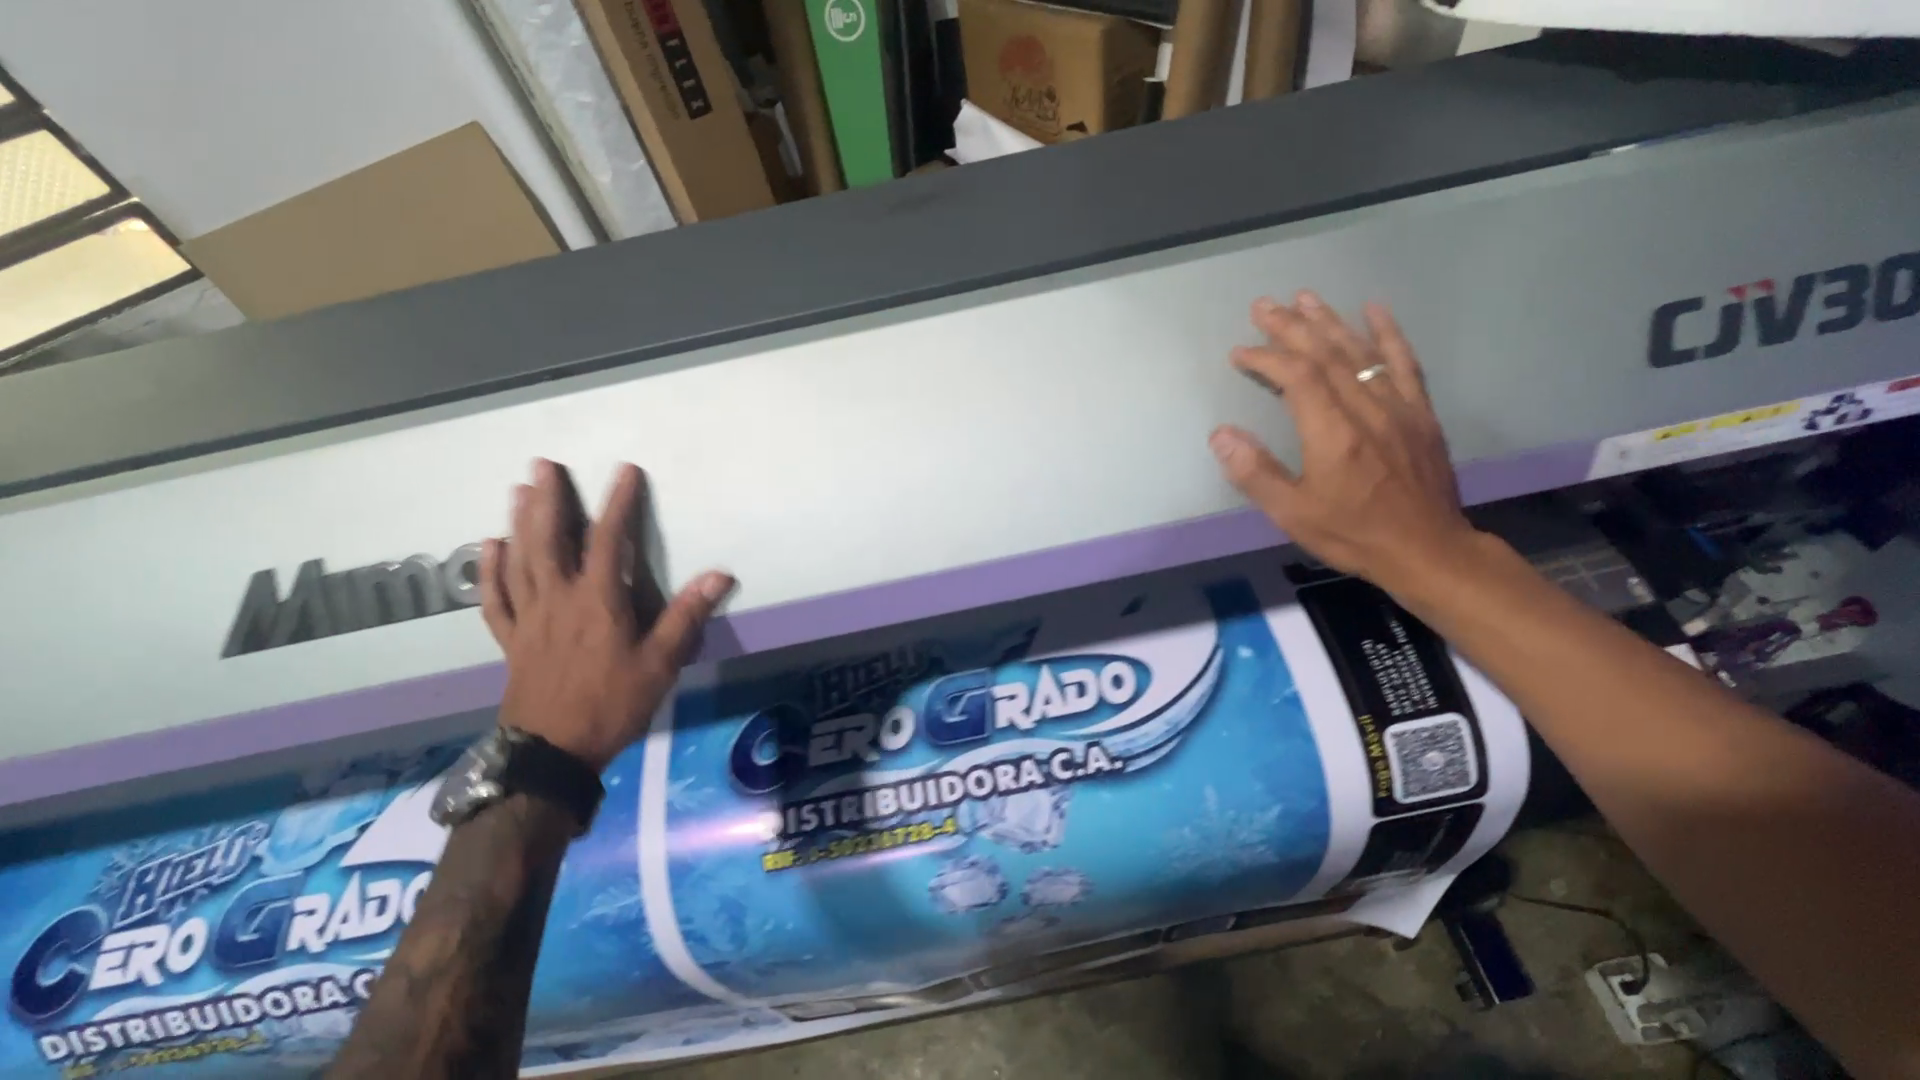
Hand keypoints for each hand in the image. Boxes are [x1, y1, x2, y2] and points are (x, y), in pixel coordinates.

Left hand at [480, 459, 733, 771]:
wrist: (551, 752)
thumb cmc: (611, 705)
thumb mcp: (660, 664)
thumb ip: (686, 616)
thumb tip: (719, 575)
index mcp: (598, 601)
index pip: (608, 540)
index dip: (618, 503)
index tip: (625, 471)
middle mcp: (558, 599)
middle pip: (549, 539)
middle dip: (549, 500)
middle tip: (544, 465)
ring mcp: (529, 618)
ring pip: (520, 559)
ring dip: (519, 521)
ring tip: (518, 489)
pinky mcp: (510, 639)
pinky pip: (496, 597)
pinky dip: (490, 569)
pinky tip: (489, 546)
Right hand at [1209, 292, 1483, 593]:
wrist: (1427, 551)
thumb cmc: (1354, 535)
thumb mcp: (1293, 514)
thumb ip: (1255, 472)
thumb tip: (1221, 434)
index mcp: (1332, 434)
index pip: (1297, 378)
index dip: (1266, 358)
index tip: (1241, 352)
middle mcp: (1365, 410)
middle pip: (1326, 355)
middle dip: (1292, 327)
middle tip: (1264, 305)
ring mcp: (1397, 407)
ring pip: (1360, 353)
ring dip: (1329, 322)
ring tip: (1304, 298)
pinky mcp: (1420, 413)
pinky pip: (1405, 363)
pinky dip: (1388, 333)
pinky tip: (1374, 309)